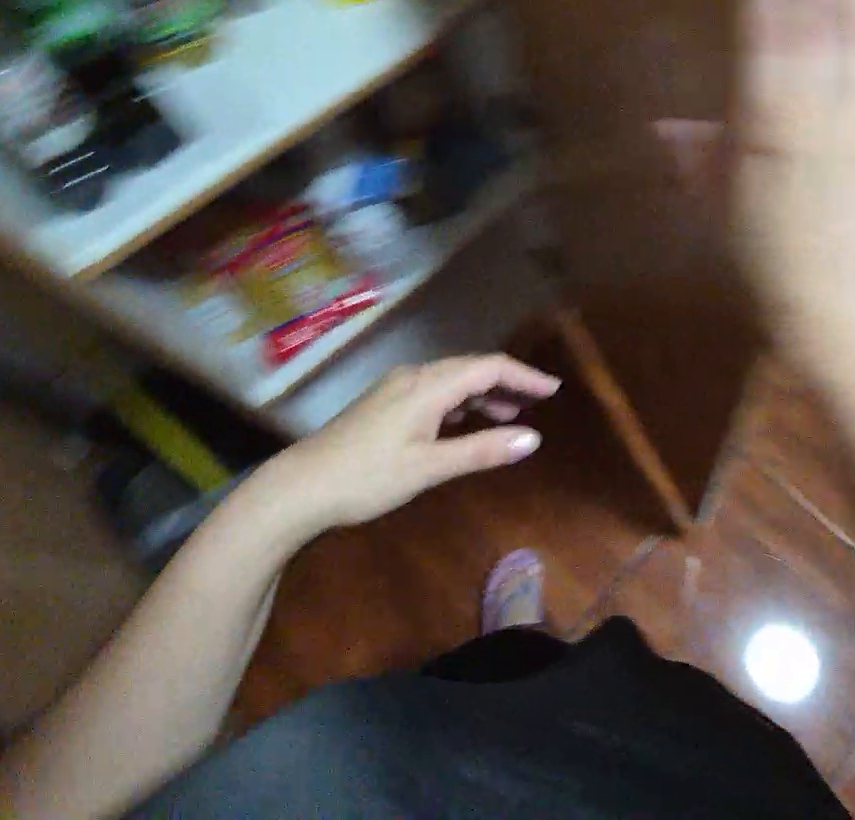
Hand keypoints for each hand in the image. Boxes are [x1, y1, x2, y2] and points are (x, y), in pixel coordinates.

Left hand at [254, 354, 561, 534]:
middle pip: (471, 368)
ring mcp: (396, 388)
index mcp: (427, 386)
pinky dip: (461, 403)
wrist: (300, 487)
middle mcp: (414, 376)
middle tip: (540, 401)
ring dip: (484, 394)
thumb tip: (533, 439)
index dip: (524, 375)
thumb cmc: (367, 477)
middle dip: (508, 382)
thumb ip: (482, 450)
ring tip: (512, 416)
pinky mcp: (386, 403)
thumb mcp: (429, 467)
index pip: (488, 367)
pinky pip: (436, 391)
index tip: (553, 389)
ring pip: (452, 380)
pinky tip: (468, 423)